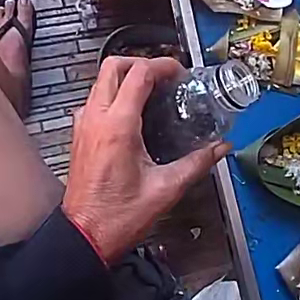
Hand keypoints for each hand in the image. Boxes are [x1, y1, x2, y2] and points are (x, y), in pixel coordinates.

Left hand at [63, 57, 228, 263]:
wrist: (84, 236)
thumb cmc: (117, 216)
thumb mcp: (167, 188)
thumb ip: (197, 162)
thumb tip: (219, 147)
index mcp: (118, 127)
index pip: (139, 74)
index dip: (163, 65)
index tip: (180, 73)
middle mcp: (96, 119)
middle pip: (113, 66)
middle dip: (142, 62)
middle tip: (165, 76)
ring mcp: (83, 126)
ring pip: (101, 81)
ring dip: (126, 78)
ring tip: (152, 92)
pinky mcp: (79, 136)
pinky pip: (94, 101)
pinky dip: (113, 95)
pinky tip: (133, 114)